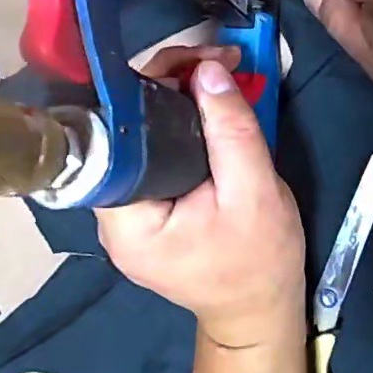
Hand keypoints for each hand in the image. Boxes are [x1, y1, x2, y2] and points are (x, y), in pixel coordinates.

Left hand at [96, 46, 306, 349]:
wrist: (260, 309)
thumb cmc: (259, 261)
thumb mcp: (256, 192)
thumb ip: (231, 130)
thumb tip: (206, 69)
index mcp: (126, 220)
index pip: (117, 135)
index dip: (147, 87)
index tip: (190, 63)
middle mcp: (111, 215)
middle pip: (127, 130)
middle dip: (168, 85)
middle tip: (216, 63)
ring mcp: (126, 213)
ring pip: (142, 137)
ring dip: (177, 98)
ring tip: (216, 74)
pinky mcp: (145, 207)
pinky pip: (155, 153)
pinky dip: (181, 123)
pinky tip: (207, 102)